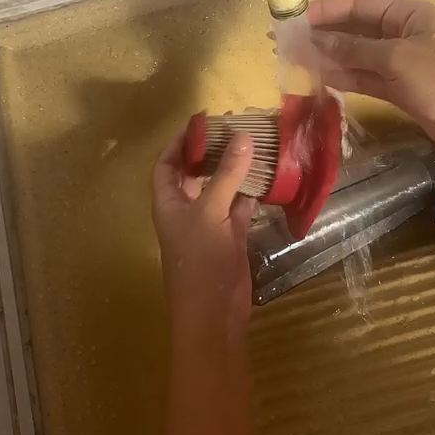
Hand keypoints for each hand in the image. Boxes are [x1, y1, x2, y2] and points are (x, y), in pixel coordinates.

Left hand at [151, 125, 256, 341]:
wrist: (214, 311)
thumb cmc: (200, 260)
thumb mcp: (211, 212)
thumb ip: (226, 174)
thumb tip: (243, 136)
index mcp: (169, 203)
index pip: (166, 165)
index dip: (179, 144)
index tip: (201, 123)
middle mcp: (187, 210)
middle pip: (195, 174)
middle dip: (212, 152)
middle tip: (236, 128)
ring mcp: (210, 224)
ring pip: (221, 189)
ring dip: (236, 170)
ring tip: (256, 145)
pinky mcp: (231, 236)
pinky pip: (240, 207)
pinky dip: (252, 193)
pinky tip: (268, 176)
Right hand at [306, 0, 434, 161]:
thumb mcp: (396, 58)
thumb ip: (353, 49)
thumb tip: (315, 41)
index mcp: (408, 14)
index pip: (359, 3)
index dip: (325, 9)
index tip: (293, 20)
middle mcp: (402, 33)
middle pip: (355, 28)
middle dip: (321, 34)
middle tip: (285, 43)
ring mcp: (400, 63)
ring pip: (356, 55)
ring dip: (327, 58)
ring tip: (293, 61)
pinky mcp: (398, 89)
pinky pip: (364, 78)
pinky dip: (342, 77)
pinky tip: (317, 78)